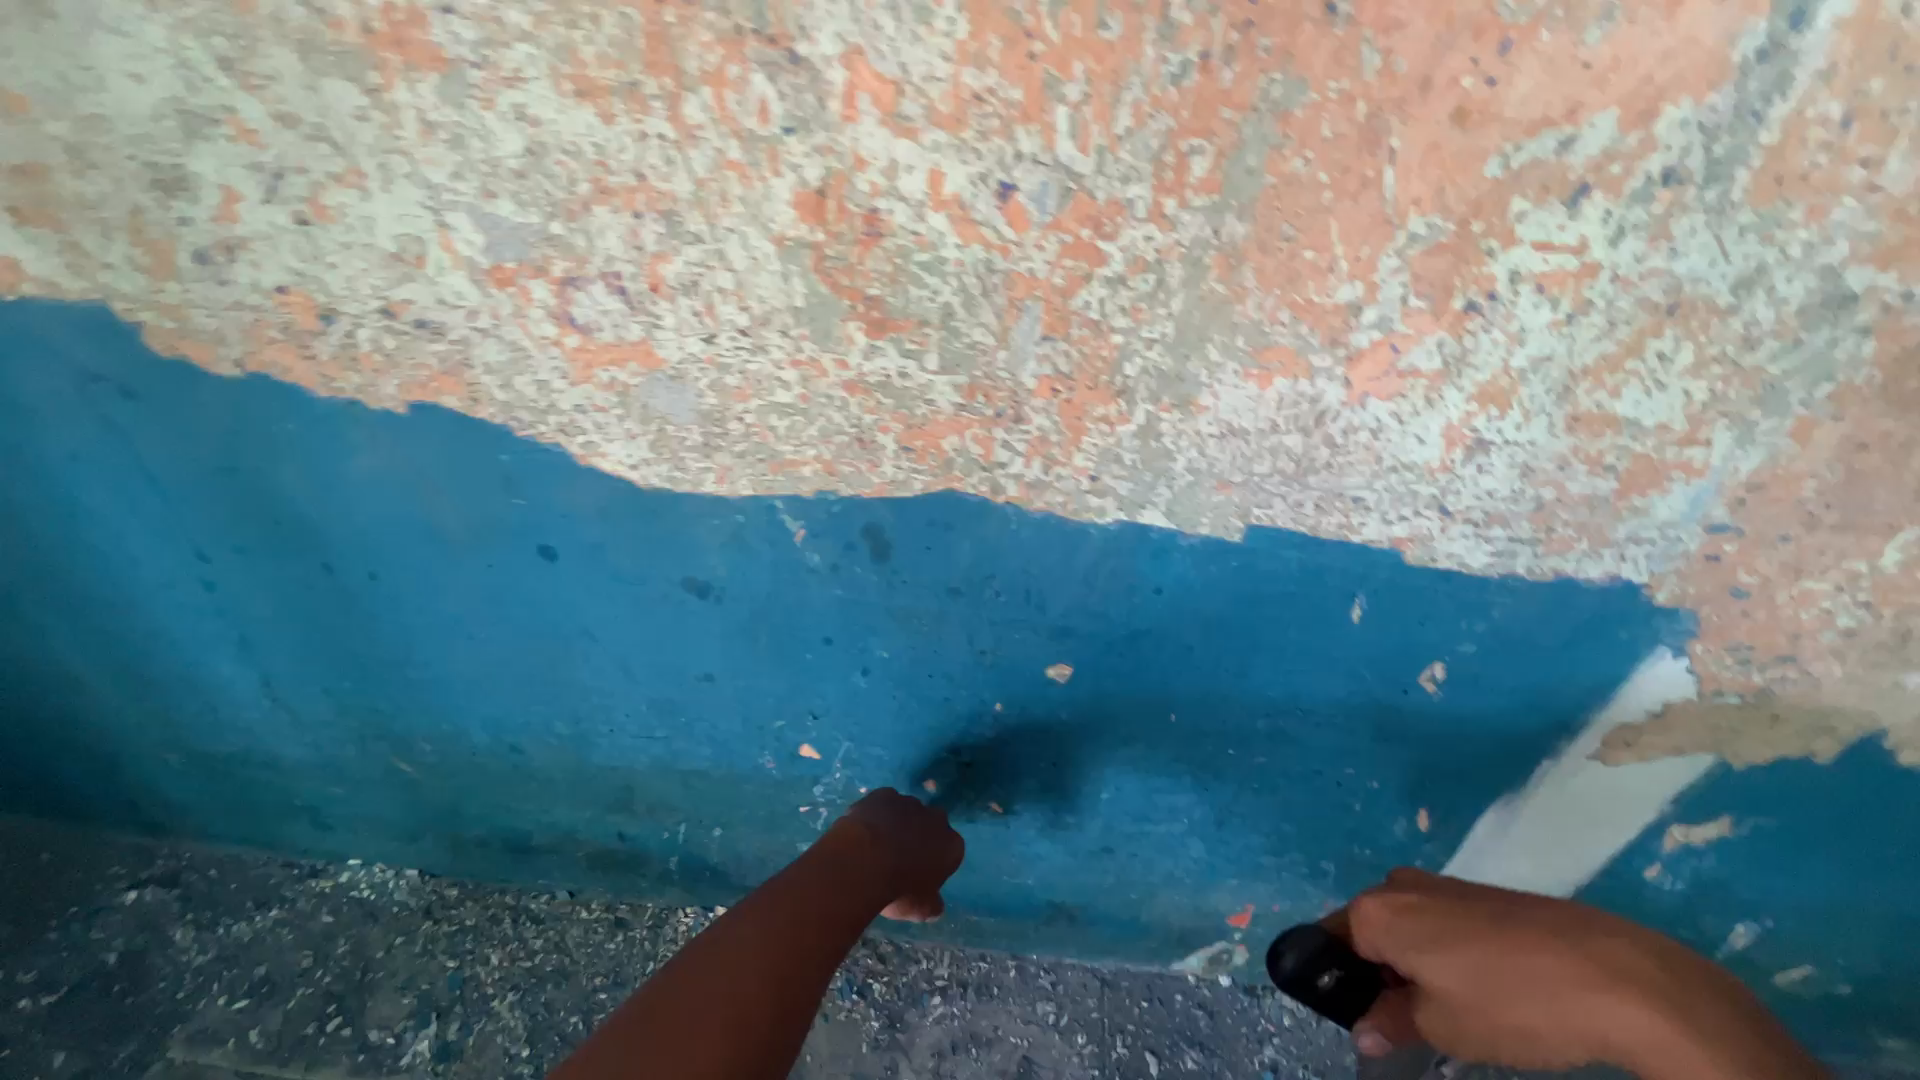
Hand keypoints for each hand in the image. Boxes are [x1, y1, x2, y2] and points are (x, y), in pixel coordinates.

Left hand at [822, 788, 964, 922]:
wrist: (863, 862)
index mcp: (952, 845)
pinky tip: (862, 831)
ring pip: (906, 812)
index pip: (949, 852)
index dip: (934, 864)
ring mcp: (909, 803)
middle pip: (930, 826)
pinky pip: (882, 804)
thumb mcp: (920, 909)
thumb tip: (935, 906)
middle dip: (919, 837)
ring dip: (896, 824)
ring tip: (875, 846)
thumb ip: (932, 905)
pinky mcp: (883, 794)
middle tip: (898, 859)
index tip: (919, 877)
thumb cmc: (899, 890)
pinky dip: (876, 814)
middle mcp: (936, 819)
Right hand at [1337, 868, 1824, 1079]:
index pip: (1331, 943)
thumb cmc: (1511, 1003)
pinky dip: (1450, 954)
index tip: (1366, 1019)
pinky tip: (1488, 990)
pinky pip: (1444, 923)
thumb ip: (1390, 1023)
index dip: (1341, 983)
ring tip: (1454, 1010)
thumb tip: (1364, 1030)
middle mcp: (1399, 885)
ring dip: (1417, 965)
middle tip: (1409, 1020)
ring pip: (1410, 928)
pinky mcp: (1485, 893)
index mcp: (1375, 910)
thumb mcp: (1442, 1028)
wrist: (1617, 976)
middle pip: (1369, 931)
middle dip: (1381, 973)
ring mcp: (1444, 885)